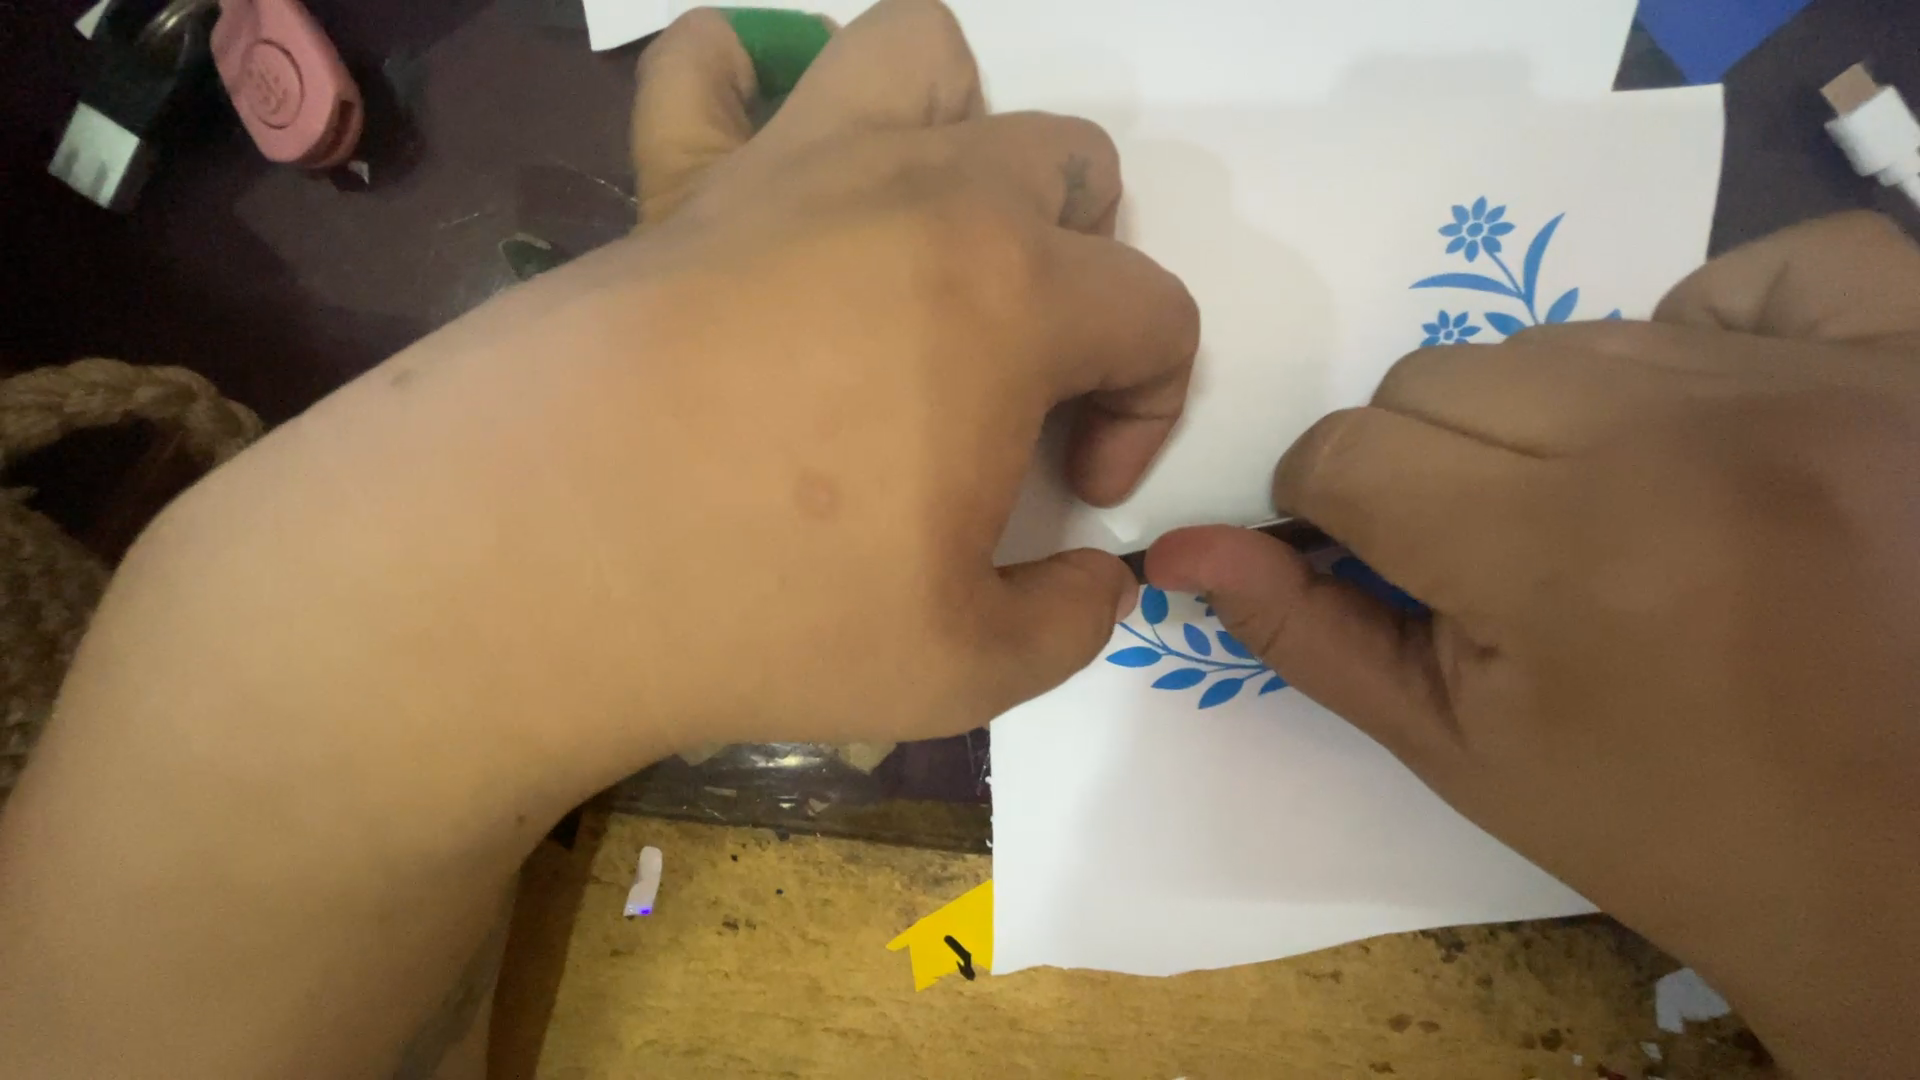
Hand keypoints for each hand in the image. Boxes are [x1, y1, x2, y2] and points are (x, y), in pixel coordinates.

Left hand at [69, 0, 1197, 816]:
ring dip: (967, 145)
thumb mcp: (968, 669)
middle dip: (1085, 278)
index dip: (1148, 409)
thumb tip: (1101, 576)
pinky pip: (713, 75)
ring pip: (927, 63)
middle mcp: (919, 194)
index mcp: (1012, 296)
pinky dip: (753, 98)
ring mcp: (789, 168)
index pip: (1156, 313)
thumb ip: (1075, 621)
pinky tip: (765, 187)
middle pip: (1069, 169)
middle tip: (1022, 386)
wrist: (525, 572)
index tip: (1082, 489)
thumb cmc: (768, 617)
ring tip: (935, 260)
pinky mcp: (676, 187)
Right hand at [1147, 213, 1919, 1078]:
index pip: (1345, 454)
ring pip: (1556, 336)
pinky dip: (1704, 329)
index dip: (1317, 504)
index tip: (1357, 555)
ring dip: (1527, 416)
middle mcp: (1691, 437)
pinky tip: (1707, 414)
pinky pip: (1768, 271)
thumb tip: (1179, 552)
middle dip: (1411, 462)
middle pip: (1432, 380)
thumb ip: (1302, 631)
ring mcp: (1834, 379)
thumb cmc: (1661, 823)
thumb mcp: (1447, 742)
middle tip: (1471, 549)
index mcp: (1561, 552)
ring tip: (1589, 507)